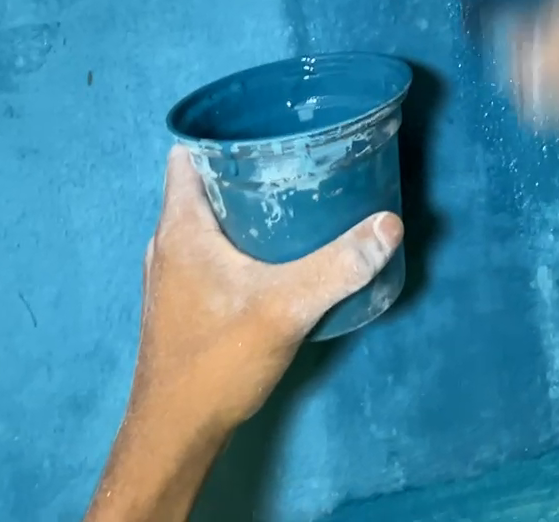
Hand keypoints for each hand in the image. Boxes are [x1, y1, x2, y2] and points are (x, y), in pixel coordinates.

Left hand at [132, 147, 403, 434]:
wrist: (174, 435)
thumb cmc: (217, 360)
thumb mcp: (286, 307)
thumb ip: (339, 265)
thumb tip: (389, 224)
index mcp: (182, 225)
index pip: (190, 152)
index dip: (224, 130)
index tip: (271, 123)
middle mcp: (169, 240)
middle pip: (204, 180)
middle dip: (249, 164)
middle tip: (301, 157)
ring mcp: (171, 272)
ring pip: (208, 215)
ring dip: (245, 201)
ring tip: (296, 195)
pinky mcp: (181, 298)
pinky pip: (209, 244)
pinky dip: (239, 233)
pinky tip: (277, 249)